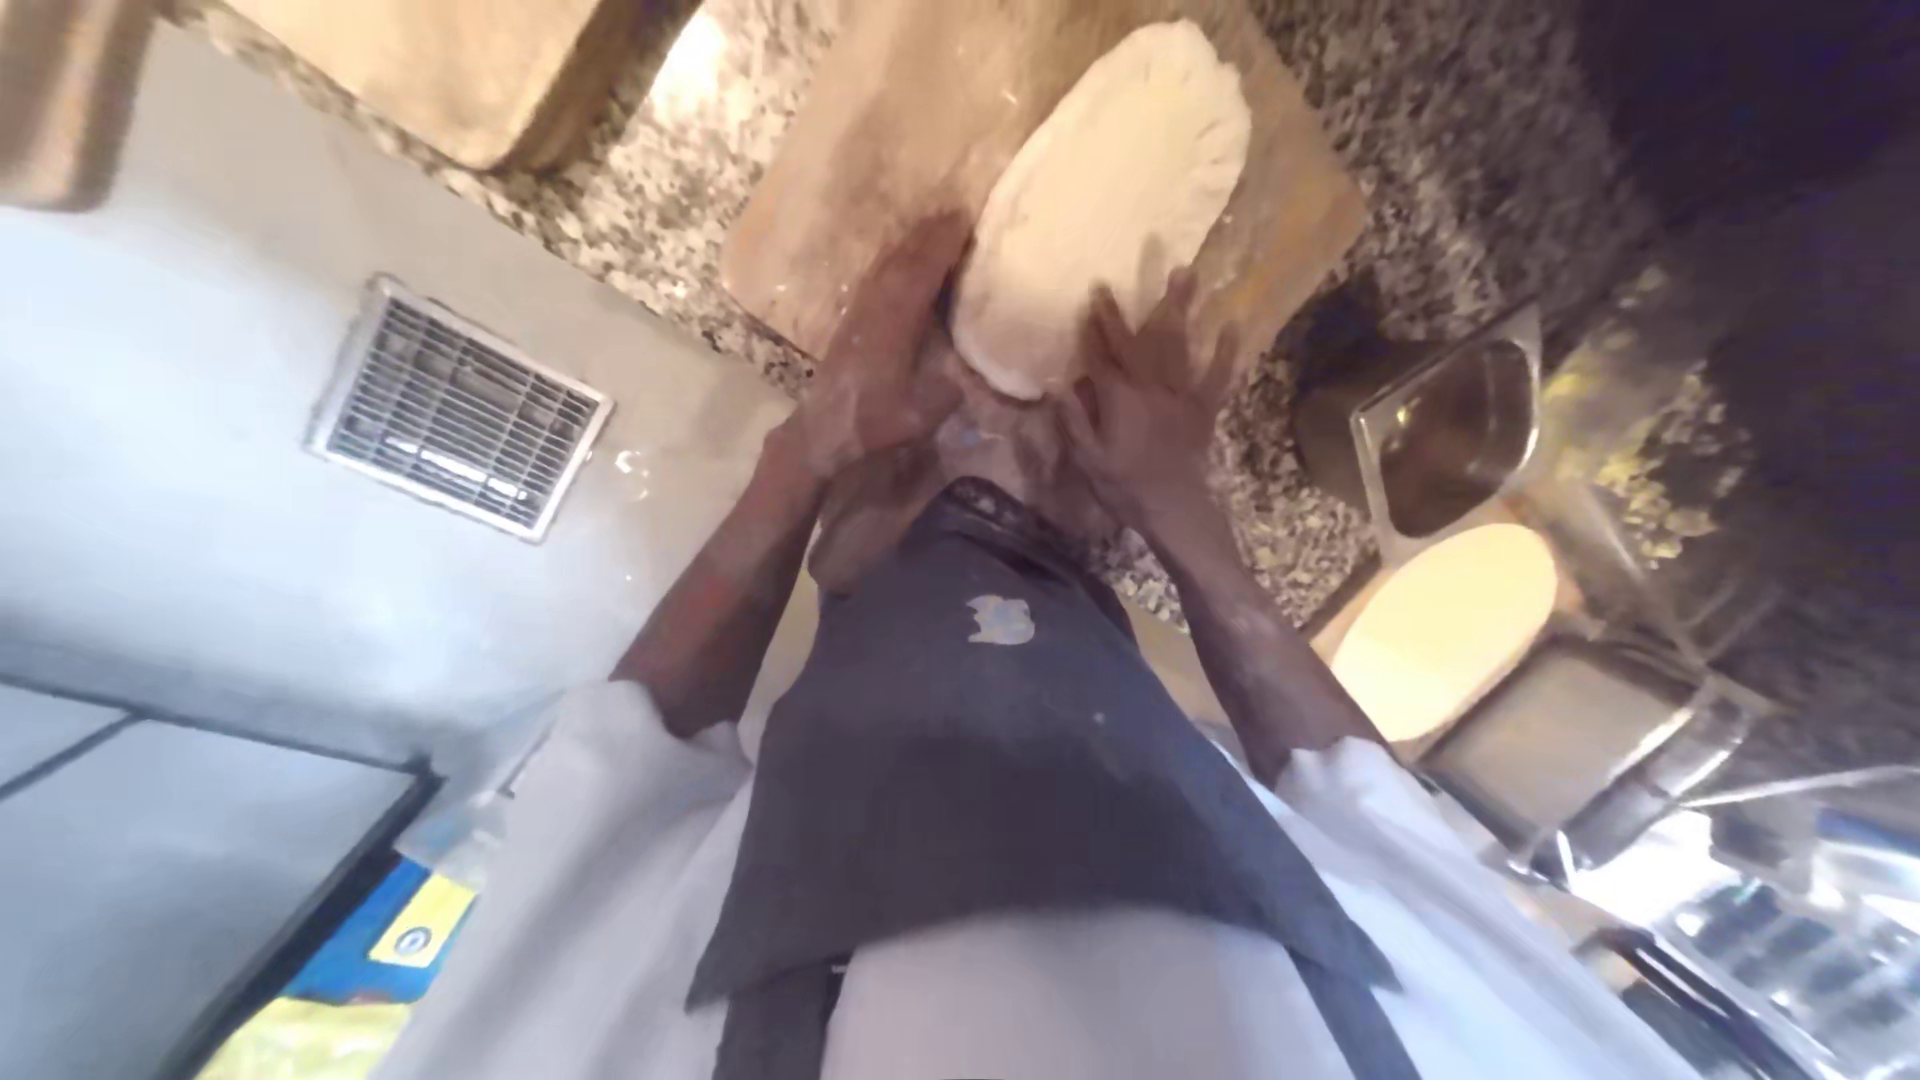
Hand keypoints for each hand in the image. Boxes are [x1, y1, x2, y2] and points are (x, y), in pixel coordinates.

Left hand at [778, 213, 970, 478]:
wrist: (822, 432)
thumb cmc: (870, 425)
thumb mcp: (915, 419)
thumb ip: (942, 396)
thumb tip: (959, 379)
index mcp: (891, 329)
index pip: (918, 275)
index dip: (940, 247)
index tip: (963, 221)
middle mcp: (873, 311)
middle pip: (900, 261)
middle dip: (927, 234)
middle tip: (955, 211)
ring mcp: (858, 314)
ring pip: (884, 265)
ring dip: (909, 242)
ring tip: (933, 226)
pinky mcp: (851, 322)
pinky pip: (875, 277)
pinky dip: (892, 259)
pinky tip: (901, 259)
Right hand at [1055, 266, 1239, 536]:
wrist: (1173, 508)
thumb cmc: (1124, 487)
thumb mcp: (1088, 460)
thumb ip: (1074, 421)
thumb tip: (1059, 386)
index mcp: (1120, 400)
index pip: (1103, 358)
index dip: (1095, 330)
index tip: (1091, 300)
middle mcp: (1151, 388)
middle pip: (1138, 342)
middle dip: (1124, 313)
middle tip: (1121, 281)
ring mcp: (1182, 396)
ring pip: (1179, 346)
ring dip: (1180, 310)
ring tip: (1185, 274)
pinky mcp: (1204, 410)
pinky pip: (1218, 377)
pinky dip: (1226, 353)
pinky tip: (1233, 326)